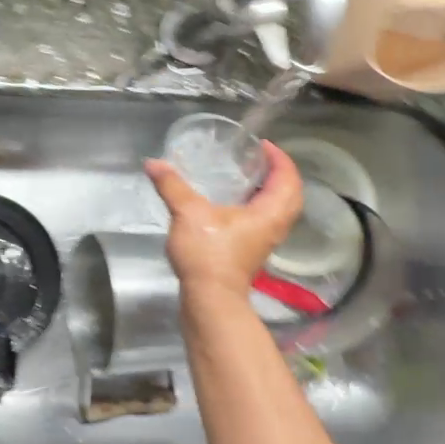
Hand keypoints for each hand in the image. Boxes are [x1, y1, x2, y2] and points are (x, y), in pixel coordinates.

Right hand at [144, 141, 303, 295]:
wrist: (210, 298)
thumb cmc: (208, 253)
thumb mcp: (188, 213)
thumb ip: (172, 186)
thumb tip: (153, 163)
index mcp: (270, 212)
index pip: (287, 178)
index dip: (280, 158)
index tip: (263, 145)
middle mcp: (275, 225)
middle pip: (291, 194)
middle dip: (280, 174)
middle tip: (260, 160)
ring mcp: (265, 241)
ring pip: (280, 210)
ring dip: (271, 192)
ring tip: (249, 178)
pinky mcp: (252, 251)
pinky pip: (266, 221)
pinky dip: (259, 206)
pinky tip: (235, 204)